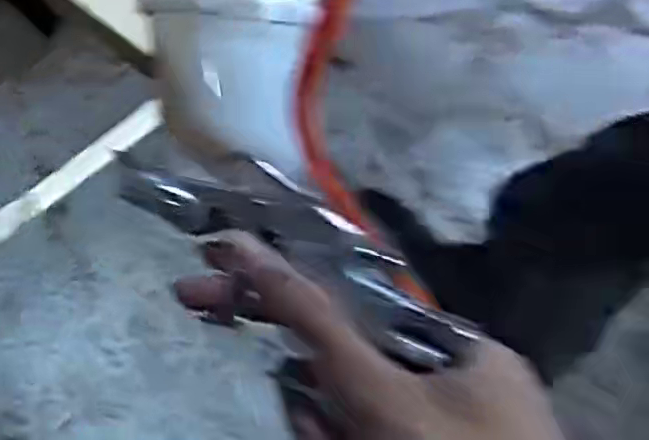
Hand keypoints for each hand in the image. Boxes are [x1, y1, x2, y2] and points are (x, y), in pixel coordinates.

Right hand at [175, 231, 563, 439]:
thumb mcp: (369, 382)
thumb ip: (303, 307)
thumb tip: (236, 238)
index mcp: (464, 349)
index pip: (347, 288)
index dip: (280, 276)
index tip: (212, 263)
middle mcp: (455, 376)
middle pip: (336, 333)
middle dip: (279, 340)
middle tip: (192, 302)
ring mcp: (439, 420)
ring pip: (338, 382)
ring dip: (307, 401)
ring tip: (311, 430)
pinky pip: (353, 420)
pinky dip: (328, 429)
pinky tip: (320, 438)